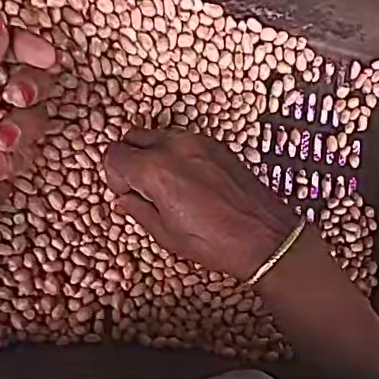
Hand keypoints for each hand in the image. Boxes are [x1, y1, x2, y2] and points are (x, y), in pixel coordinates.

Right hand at [102, 127, 299, 278]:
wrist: (265, 239)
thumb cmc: (218, 243)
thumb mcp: (167, 235)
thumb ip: (139, 211)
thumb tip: (126, 200)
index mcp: (156, 171)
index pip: (113, 155)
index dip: (114, 177)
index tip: (126, 194)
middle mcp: (175, 148)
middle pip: (133, 138)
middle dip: (130, 161)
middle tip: (140, 189)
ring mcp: (199, 143)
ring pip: (159, 136)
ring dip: (153, 156)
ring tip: (167, 188)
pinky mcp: (218, 146)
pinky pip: (185, 141)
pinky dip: (177, 155)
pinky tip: (189, 183)